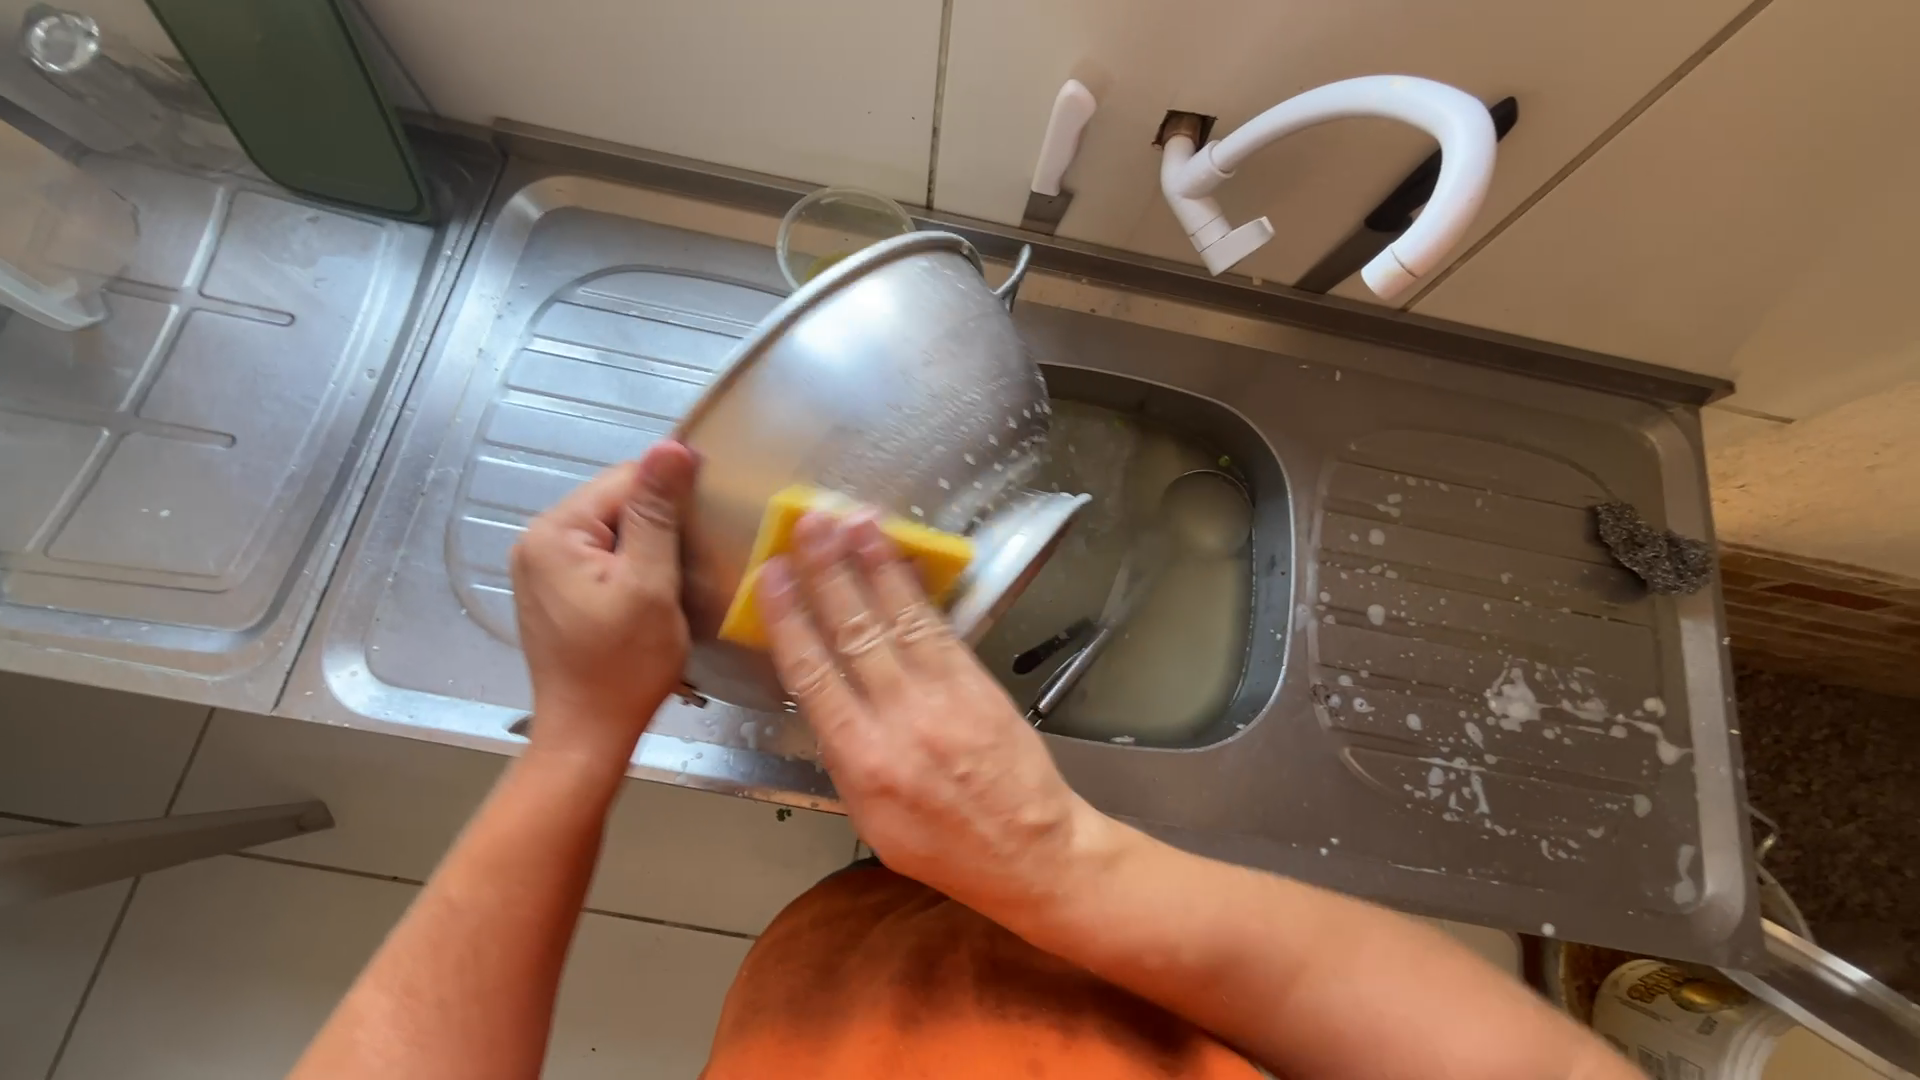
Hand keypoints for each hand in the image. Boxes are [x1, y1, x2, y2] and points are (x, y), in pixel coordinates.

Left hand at [509, 441, 697, 763]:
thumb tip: (671, 448)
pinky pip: (603, 555)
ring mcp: (542, 568)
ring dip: (652, 541)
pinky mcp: (555, 591)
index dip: (673, 491)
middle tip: (701, 549)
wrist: (590, 733)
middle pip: (616, 502)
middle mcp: (538, 541)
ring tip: (683, 569)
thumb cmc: (625, 665)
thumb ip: (657, 514)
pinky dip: (634, 562)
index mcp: (554, 533)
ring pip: (613, 529)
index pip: (625, 480)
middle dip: (661, 518)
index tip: (714, 515)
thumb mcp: (650, 584)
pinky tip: (658, 585)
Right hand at [756, 510, 1115, 911]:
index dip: (789, 618)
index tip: (773, 576)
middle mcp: (899, 719)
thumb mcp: (871, 823)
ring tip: (853, 521)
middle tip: (810, 524)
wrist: (1031, 852)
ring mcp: (943, 695)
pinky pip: (939, 627)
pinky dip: (916, 589)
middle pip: (854, 632)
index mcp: (863, 761)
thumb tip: (825, 702)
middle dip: (828, 572)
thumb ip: (844, 759)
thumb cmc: (946, 847)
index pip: (813, 674)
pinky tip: (899, 560)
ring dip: (873, 565)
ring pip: (898, 618)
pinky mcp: (977, 682)